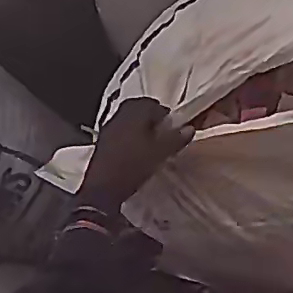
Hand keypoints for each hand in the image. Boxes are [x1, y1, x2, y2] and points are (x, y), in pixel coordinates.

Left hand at [77, 97, 192, 211]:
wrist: (103, 189)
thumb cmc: (133, 166)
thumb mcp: (160, 153)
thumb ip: (176, 138)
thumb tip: (189, 128)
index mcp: (133, 112)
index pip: (152, 104)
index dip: (165, 114)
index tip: (173, 128)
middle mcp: (119, 116)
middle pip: (138, 109)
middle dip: (151, 119)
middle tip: (163, 133)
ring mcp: (108, 129)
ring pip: (128, 121)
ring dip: (140, 128)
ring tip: (151, 144)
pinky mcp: (102, 143)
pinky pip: (120, 132)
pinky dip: (130, 137)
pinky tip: (136, 152)